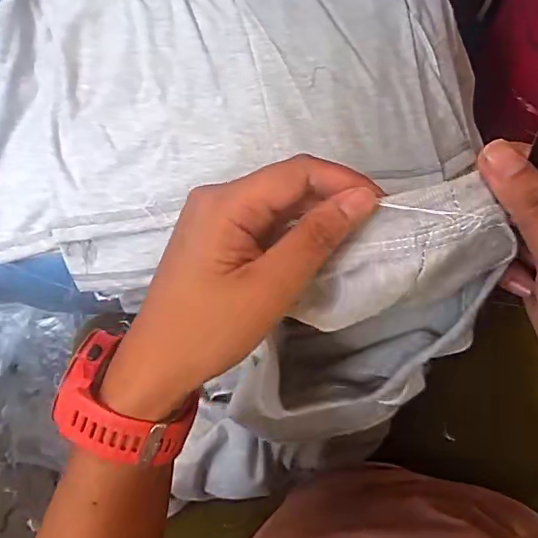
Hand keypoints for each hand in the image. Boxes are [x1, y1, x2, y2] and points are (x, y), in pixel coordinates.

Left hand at [99, 155, 382, 419]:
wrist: (155, 365)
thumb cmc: (210, 330)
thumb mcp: (270, 286)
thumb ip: (315, 237)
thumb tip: (360, 198)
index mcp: (225, 201)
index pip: (296, 171)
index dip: (343, 180)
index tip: (382, 205)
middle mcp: (217, 197)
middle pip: (285, 182)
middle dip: (332, 196)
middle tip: (374, 223)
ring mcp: (213, 216)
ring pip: (276, 201)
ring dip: (314, 214)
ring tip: (353, 235)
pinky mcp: (215, 235)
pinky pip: (262, 220)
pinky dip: (292, 231)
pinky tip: (316, 247)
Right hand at [476, 139, 537, 398]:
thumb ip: (531, 203)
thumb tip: (492, 149)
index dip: (502, 169)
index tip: (468, 189)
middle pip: (522, 188)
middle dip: (496, 207)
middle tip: (473, 227)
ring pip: (511, 219)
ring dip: (496, 237)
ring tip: (495, 257)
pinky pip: (511, 248)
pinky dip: (504, 262)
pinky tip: (517, 284)